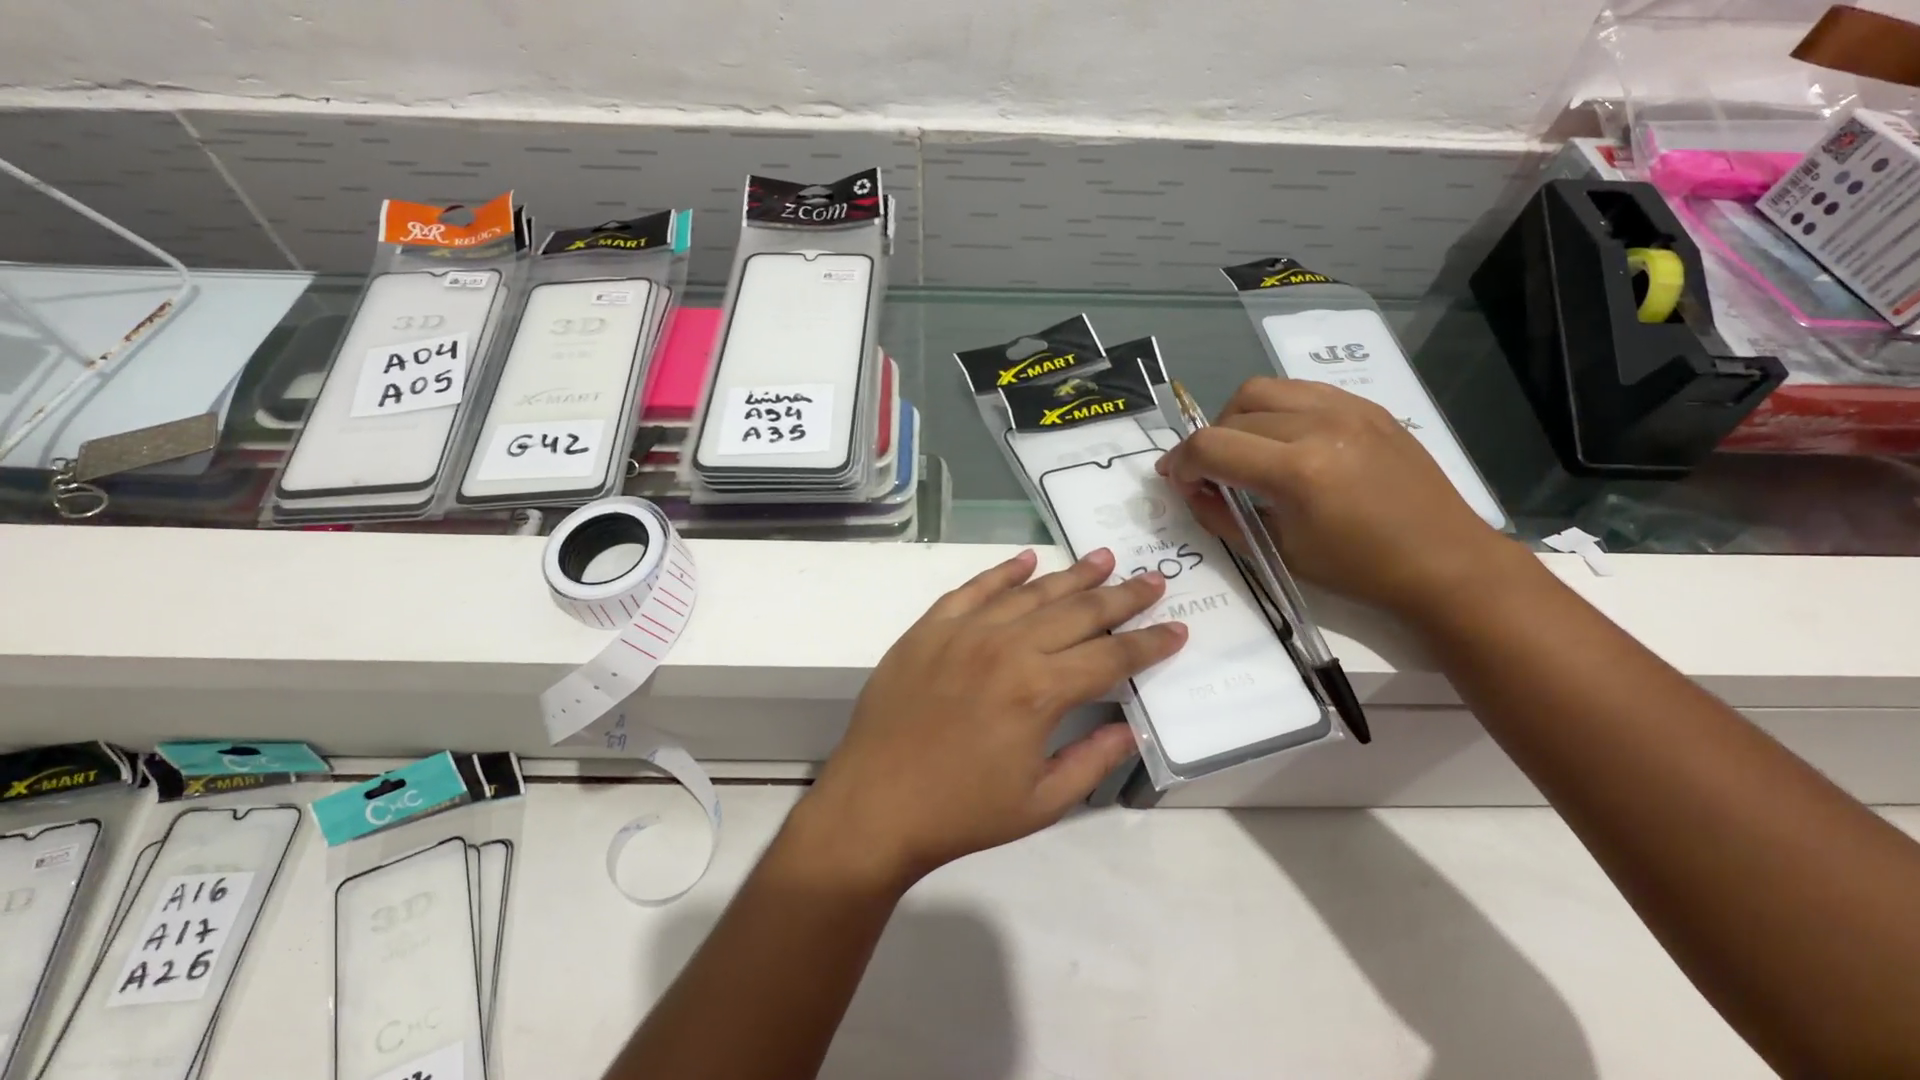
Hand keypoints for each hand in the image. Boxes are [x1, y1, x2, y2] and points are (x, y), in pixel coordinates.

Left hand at [794, 548, 1186, 887]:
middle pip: (1078, 613)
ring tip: (1104, 559)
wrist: (873, 806)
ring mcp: (963, 632)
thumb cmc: (961, 814)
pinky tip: (1026, 560)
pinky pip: (972, 590)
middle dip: (1122, 597)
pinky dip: (1002, 573)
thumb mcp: (1041, 803)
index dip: (1149, 645)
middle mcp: (1007, 648)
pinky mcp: (928, 629)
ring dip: (1072, 575)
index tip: (1176, 629)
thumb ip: (1093, 761)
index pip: (1111, 658)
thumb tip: (1131, 729)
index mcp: (1040, 692)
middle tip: (1152, 580)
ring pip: (1030, 593)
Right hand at [1156, 377, 1519, 618]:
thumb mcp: (1278, 552)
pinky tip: (1282, 439)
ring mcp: (1347, 409)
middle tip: (1208, 476)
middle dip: (1207, 444)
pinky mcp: (1367, 406)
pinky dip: (1276, 409)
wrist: (1444, 561)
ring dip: (1237, 417)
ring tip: (1243, 450)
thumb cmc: (1358, 570)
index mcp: (1297, 472)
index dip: (1182, 464)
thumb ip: (1222, 516)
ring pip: (1263, 389)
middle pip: (1233, 414)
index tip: (1177, 482)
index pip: (1211, 446)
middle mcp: (1320, 426)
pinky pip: (1301, 390)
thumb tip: (1191, 490)